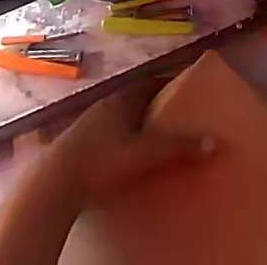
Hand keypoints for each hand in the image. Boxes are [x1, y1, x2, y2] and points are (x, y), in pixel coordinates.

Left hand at [43, 80, 216, 208]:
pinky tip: (122, 152)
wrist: (50, 185)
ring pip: (120, 114)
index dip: (172, 82)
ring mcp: (88, 121)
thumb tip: (216, 142)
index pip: (155, 81)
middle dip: (155, 102)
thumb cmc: (101, 162)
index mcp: (125, 97)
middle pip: (137, 96)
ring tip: (150, 134)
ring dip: (135, 120)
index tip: (187, 89)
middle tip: (174, 113)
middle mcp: (107, 102)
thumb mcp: (145, 155)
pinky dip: (119, 135)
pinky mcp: (75, 142)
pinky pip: (105, 131)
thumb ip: (180, 147)